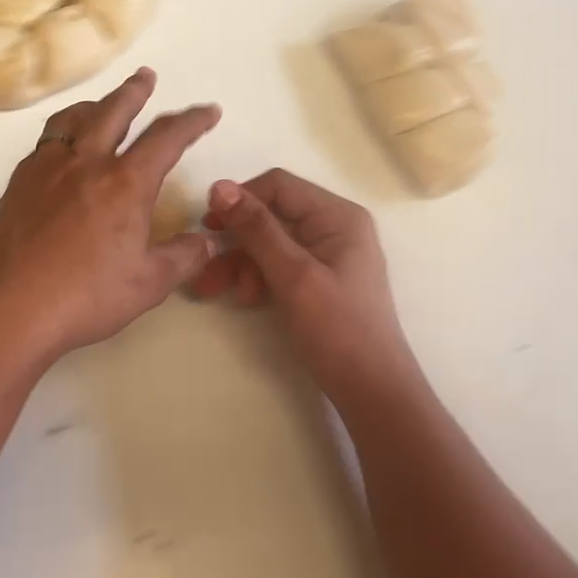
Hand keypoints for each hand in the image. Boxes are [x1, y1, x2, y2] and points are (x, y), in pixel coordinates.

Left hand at [0, 68, 221, 364]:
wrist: (5, 306)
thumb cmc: (83, 297)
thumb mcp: (147, 284)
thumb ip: (183, 258)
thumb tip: (207, 241)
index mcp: (125, 183)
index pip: (167, 138)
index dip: (192, 121)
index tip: (207, 111)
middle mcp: (85, 163)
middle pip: (114, 111)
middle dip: (135, 91)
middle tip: (146, 76)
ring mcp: (46, 169)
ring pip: (73, 120)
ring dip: (94, 105)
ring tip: (101, 104)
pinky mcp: (17, 183)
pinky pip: (45, 142)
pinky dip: (63, 132)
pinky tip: (61, 150)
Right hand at [193, 169, 415, 401]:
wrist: (371, 391)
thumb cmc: (337, 329)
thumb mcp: (292, 275)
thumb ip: (256, 229)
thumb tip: (219, 186)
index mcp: (337, 216)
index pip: (278, 186)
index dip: (240, 199)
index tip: (208, 224)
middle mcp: (334, 226)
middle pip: (270, 215)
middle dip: (237, 241)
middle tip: (205, 265)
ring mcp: (327, 253)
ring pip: (268, 242)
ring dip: (241, 263)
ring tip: (217, 291)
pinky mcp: (318, 278)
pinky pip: (278, 263)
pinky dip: (257, 277)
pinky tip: (244, 299)